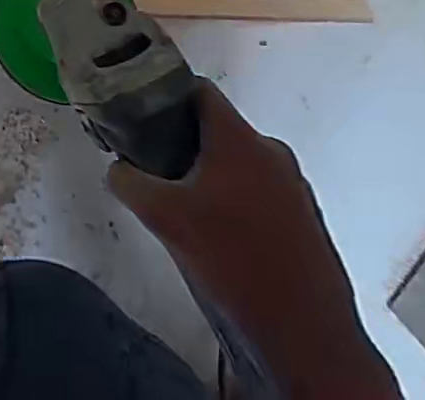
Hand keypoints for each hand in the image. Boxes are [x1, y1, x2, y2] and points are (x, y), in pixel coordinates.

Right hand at [109, 80, 398, 399]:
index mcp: (240, 139)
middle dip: (180, 139)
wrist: (306, 335)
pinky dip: (232, 197)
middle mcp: (272, 153)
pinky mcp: (304, 219)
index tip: (139, 109)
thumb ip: (127, 180)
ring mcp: (294, 187)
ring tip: (179, 201)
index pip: (199, 90)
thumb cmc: (231, 259)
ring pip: (236, 161)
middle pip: (215, 127)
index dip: (165, 92)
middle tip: (151, 161)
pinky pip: (257, 190)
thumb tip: (118, 169)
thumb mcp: (161, 216)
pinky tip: (214, 231)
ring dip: (206, 172)